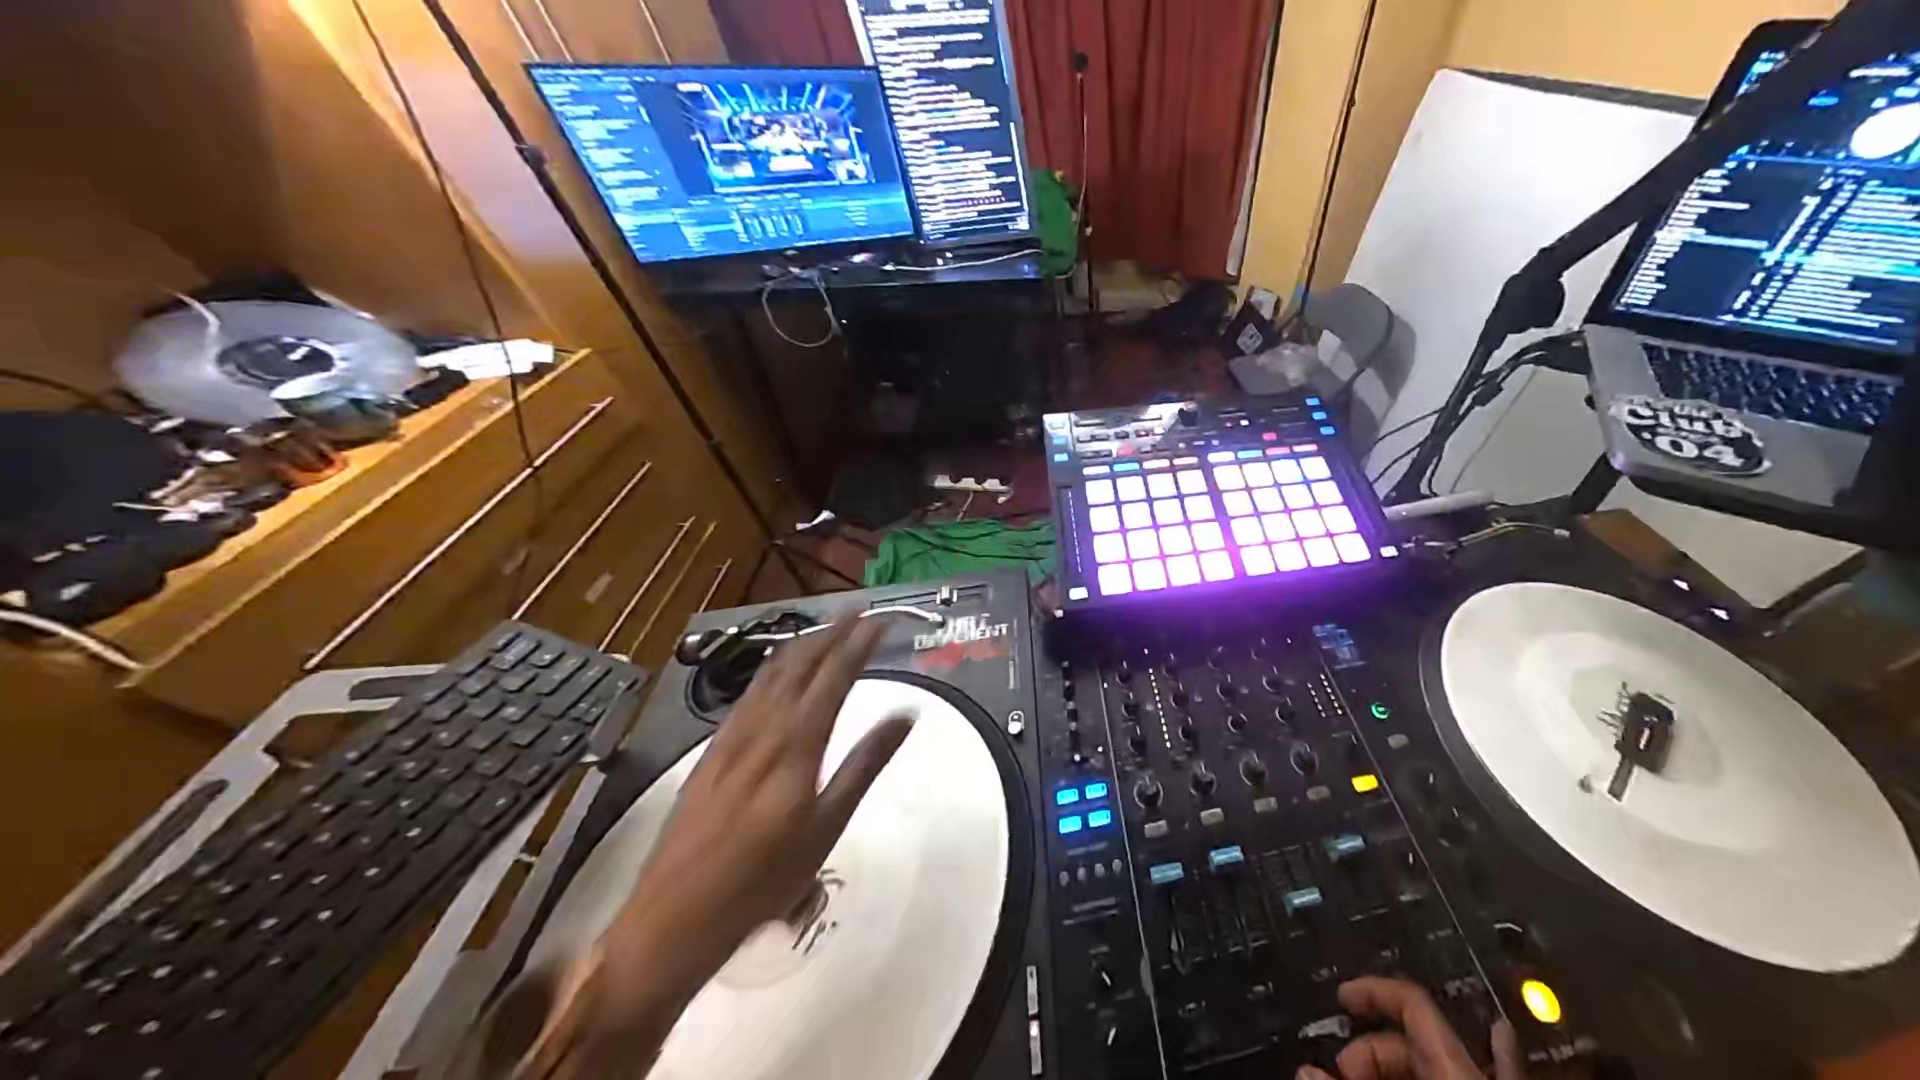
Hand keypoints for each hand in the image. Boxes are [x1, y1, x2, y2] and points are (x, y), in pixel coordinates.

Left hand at [489, 617, 911, 1077]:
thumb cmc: (764, 880)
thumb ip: (865, 763)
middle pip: (800, 663)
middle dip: (832, 632)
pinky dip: (774, 669)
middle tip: (859, 614)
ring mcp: (730, 734)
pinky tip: (779, 674)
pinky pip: (749, 692)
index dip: (859, 643)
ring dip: (802, 645)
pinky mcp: (712, 749)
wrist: (676, 915)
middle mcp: (761, 726)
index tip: (881, 621)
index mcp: (795, 743)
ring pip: (771, 673)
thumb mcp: (827, 826)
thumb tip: (905, 715)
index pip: (833, 675)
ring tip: (826, 631)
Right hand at [1297, 977, 1524, 1079]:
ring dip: (1406, 1054)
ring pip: (1450, 1057)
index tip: (1343, 996)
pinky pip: (1501, 1071)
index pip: (1412, 1001)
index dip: (1373, 990)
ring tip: (1365, 1066)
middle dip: (1375, 1046)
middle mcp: (1481, 1071)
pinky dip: (1495, 1055)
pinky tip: (1500, 1033)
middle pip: (1420, 1035)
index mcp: (1457, 1067)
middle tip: (1343, 1069)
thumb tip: (1305, 1069)